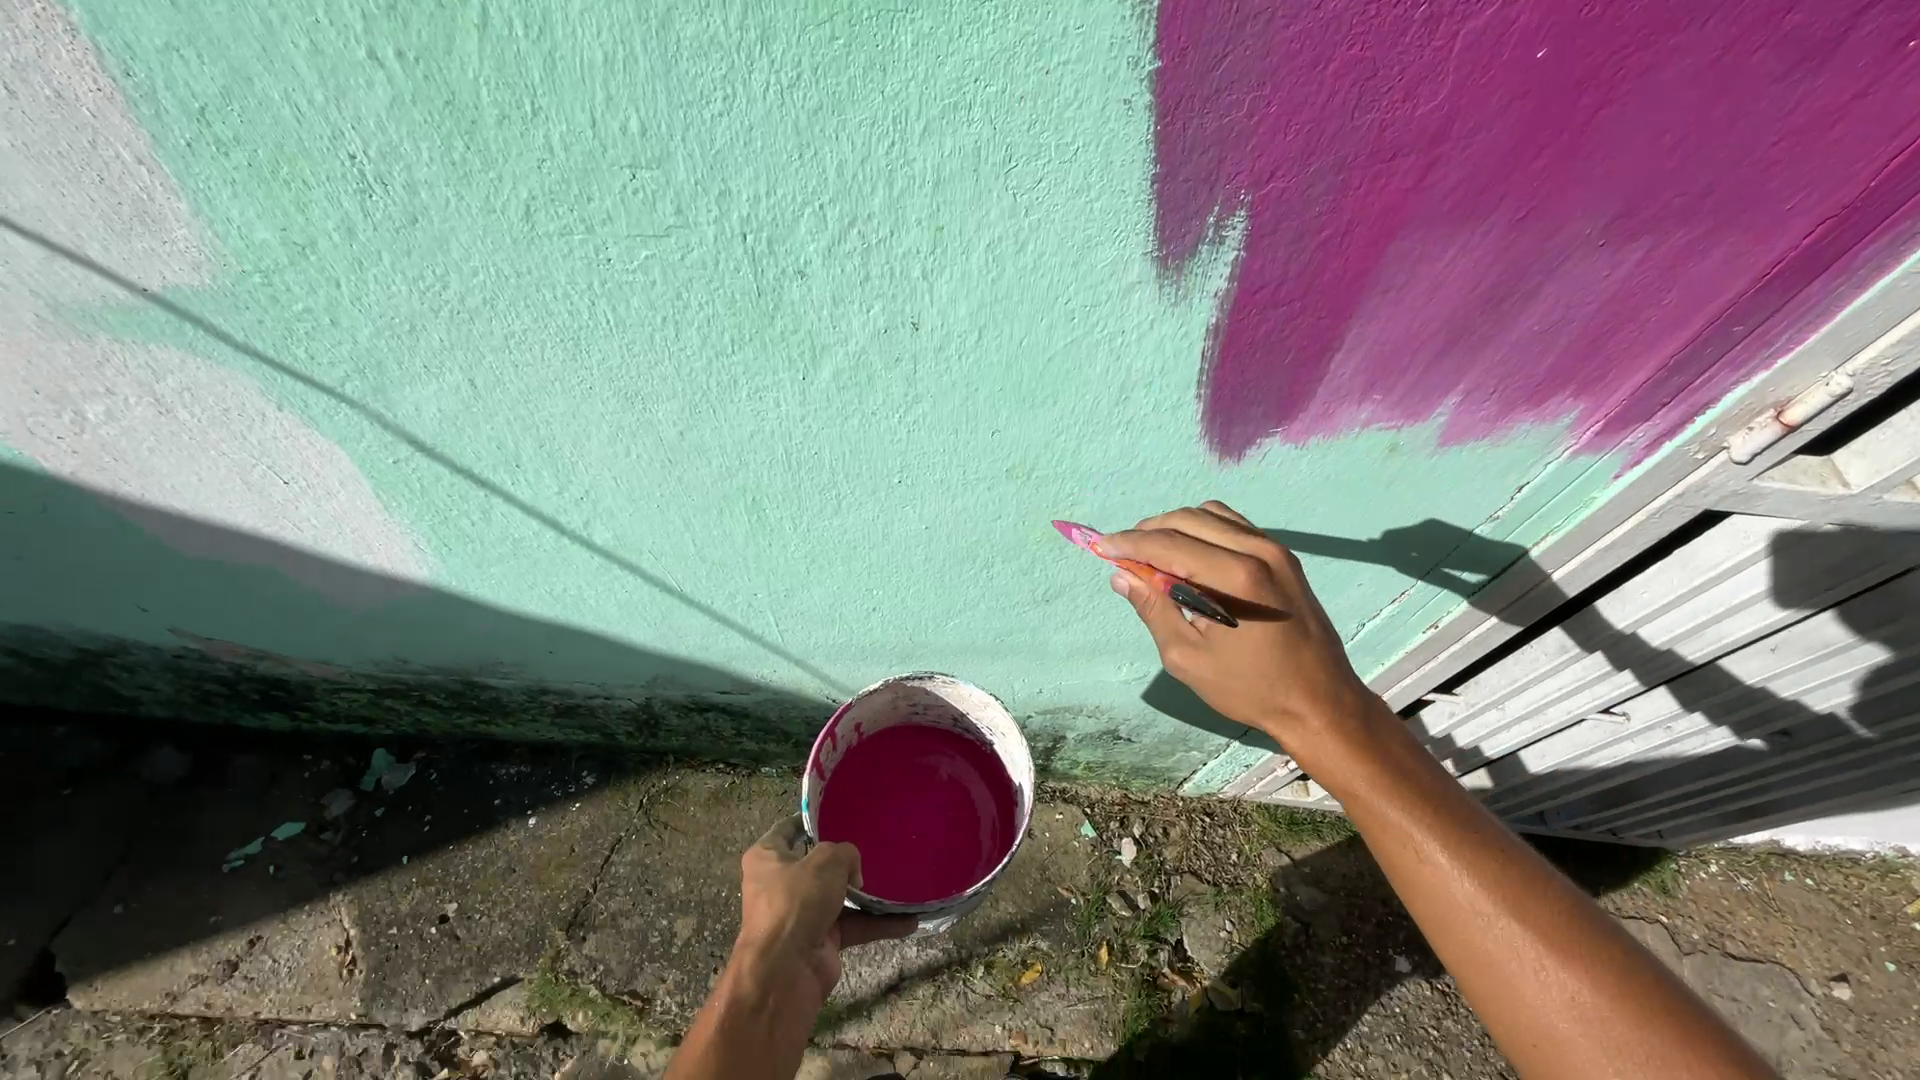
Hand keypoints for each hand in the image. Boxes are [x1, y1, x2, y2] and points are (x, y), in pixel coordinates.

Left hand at [731, 817, 915, 1012]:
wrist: (786, 970)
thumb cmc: (796, 901)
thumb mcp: (826, 860)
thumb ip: (846, 853)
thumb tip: (852, 873)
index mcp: (767, 857)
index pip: (788, 830)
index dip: (811, 820)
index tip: (839, 811)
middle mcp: (780, 884)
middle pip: (817, 864)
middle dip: (845, 860)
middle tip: (875, 846)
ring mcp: (801, 914)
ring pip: (839, 897)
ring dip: (867, 895)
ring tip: (898, 880)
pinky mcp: (820, 940)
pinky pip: (853, 925)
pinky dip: (877, 924)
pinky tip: (907, 920)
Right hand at [1099, 501, 1378, 742]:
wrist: (1320, 702)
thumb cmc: (1250, 689)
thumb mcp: (1187, 657)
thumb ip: (1153, 609)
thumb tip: (1123, 576)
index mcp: (1235, 577)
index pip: (1168, 543)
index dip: (1129, 543)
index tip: (1100, 547)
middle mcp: (1258, 550)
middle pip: (1188, 519)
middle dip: (1148, 531)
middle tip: (1122, 553)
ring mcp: (1276, 549)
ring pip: (1211, 514)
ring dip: (1175, 526)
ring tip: (1152, 553)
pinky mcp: (1285, 556)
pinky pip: (1234, 525)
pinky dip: (1203, 530)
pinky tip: (1189, 554)